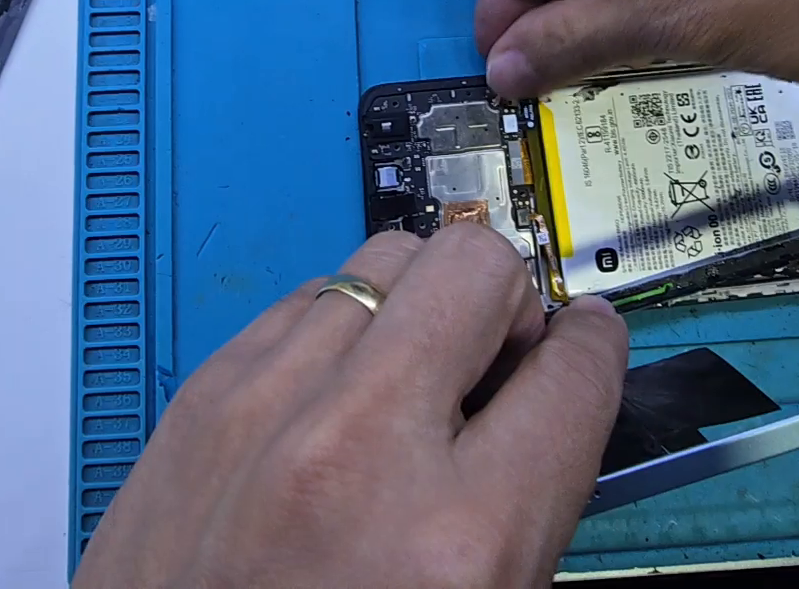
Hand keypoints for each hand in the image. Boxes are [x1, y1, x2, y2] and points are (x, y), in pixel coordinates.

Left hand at [72, 224, 628, 588]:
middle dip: (504, 297)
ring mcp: (269, 398)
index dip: (592, 347)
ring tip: (408, 363)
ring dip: (421, 299)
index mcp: (456, 543)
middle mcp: (358, 445)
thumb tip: (543, 381)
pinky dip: (346, 320)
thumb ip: (524, 492)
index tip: (581, 340)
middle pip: (474, 265)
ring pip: (389, 254)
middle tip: (489, 353)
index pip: (571, 374)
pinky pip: (311, 293)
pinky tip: (335, 380)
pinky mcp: (207, 383)